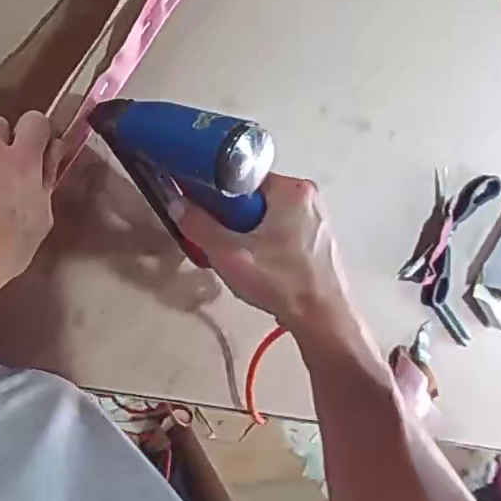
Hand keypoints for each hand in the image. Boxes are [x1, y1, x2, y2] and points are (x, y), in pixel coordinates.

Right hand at [171, 174, 353, 330]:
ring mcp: (317, 220)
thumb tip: (177, 204)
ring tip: (241, 259)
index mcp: (293, 189)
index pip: (242, 178)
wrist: (324, 322)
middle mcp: (309, 198)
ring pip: (265, 218)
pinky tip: (260, 268)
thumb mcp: (228, 254)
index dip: (218, 197)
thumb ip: (199, 226)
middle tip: (223, 244)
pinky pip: (280, 233)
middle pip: (252, 199)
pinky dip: (265, 246)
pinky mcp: (318, 241)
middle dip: (233, 220)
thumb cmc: (281, 282)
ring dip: (247, 235)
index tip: (204, 214)